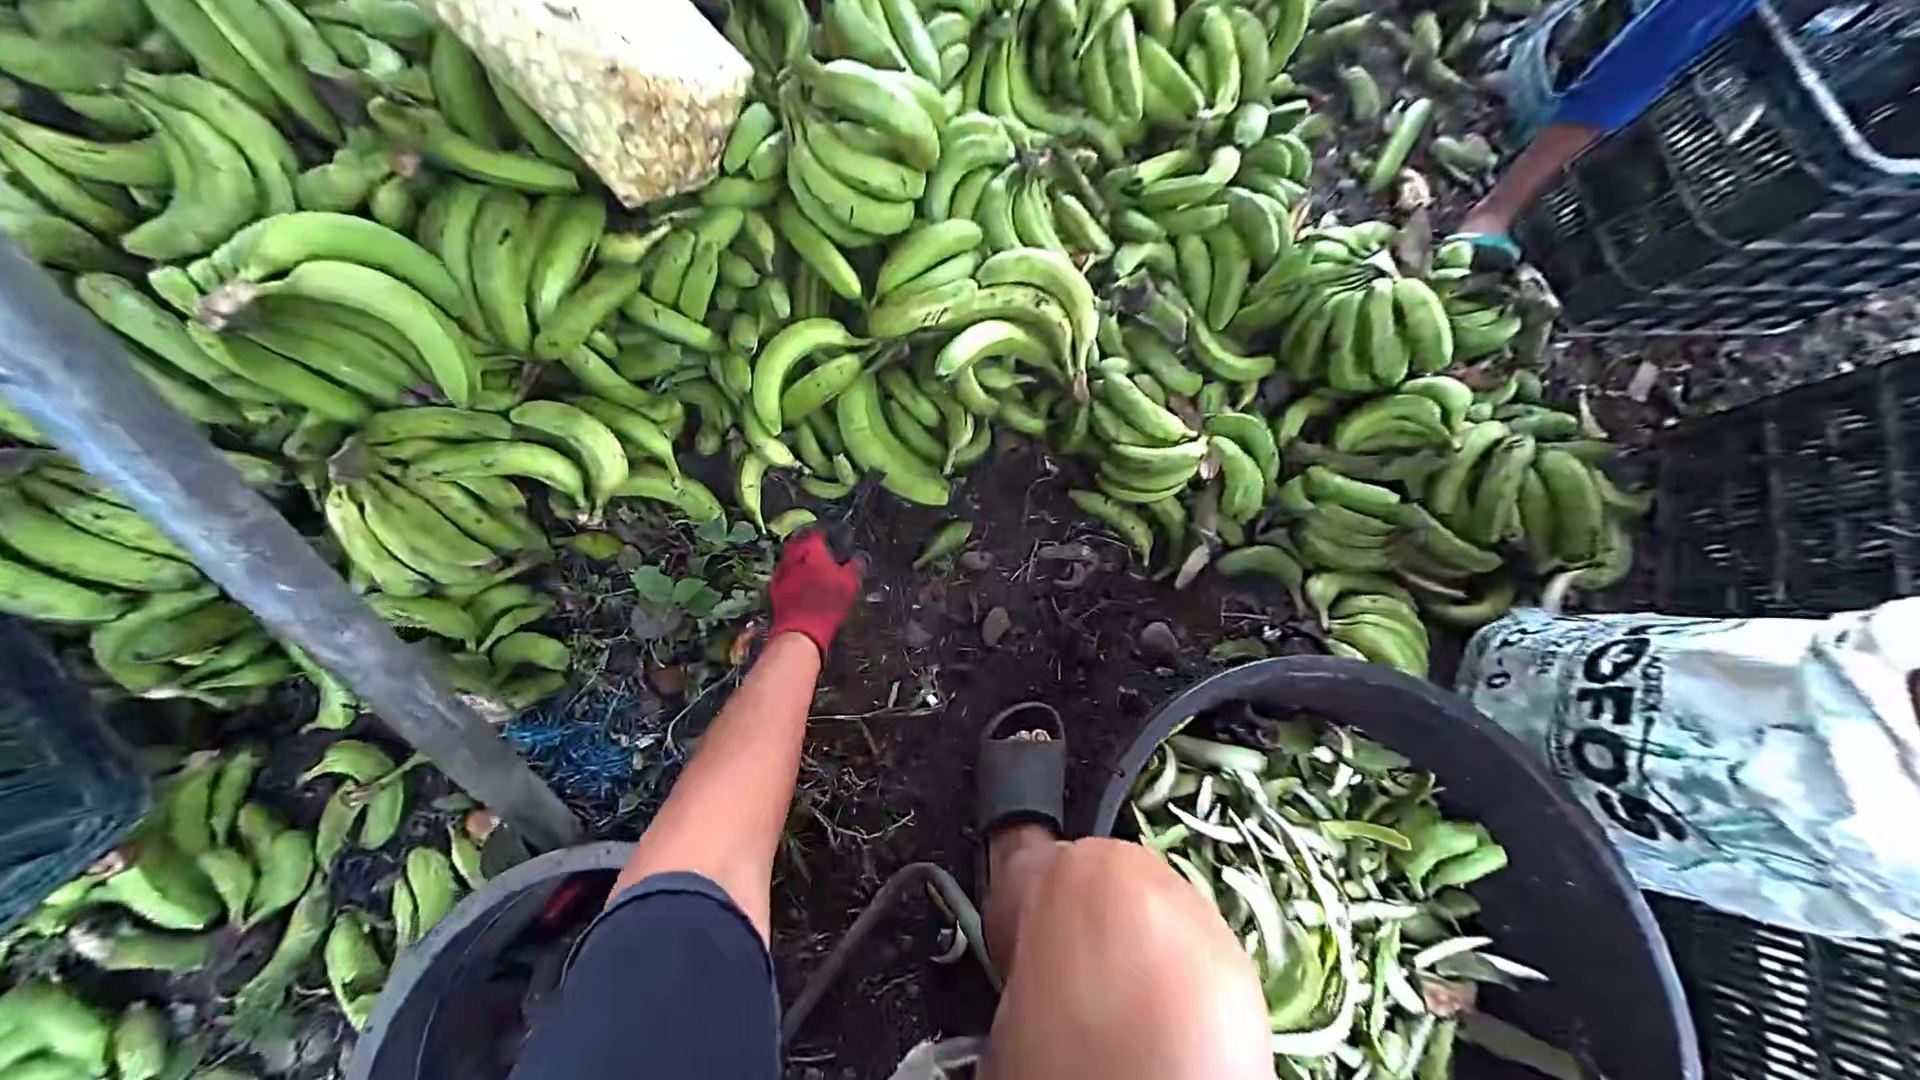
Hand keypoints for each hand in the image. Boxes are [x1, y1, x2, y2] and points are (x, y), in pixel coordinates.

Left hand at [766, 530, 863, 657]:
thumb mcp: (851, 582)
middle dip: (810, 544)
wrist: (800, 629)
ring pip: (791, 557)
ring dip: (800, 559)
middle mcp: (793, 554)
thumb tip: (858, 556)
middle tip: (822, 551)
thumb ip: (855, 565)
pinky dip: (792, 574)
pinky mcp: (773, 586)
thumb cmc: (829, 602)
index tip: (833, 539)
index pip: (818, 532)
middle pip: (800, 541)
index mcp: (812, 547)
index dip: (827, 534)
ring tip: (812, 566)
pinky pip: (784, 573)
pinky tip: (800, 582)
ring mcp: (781, 570)